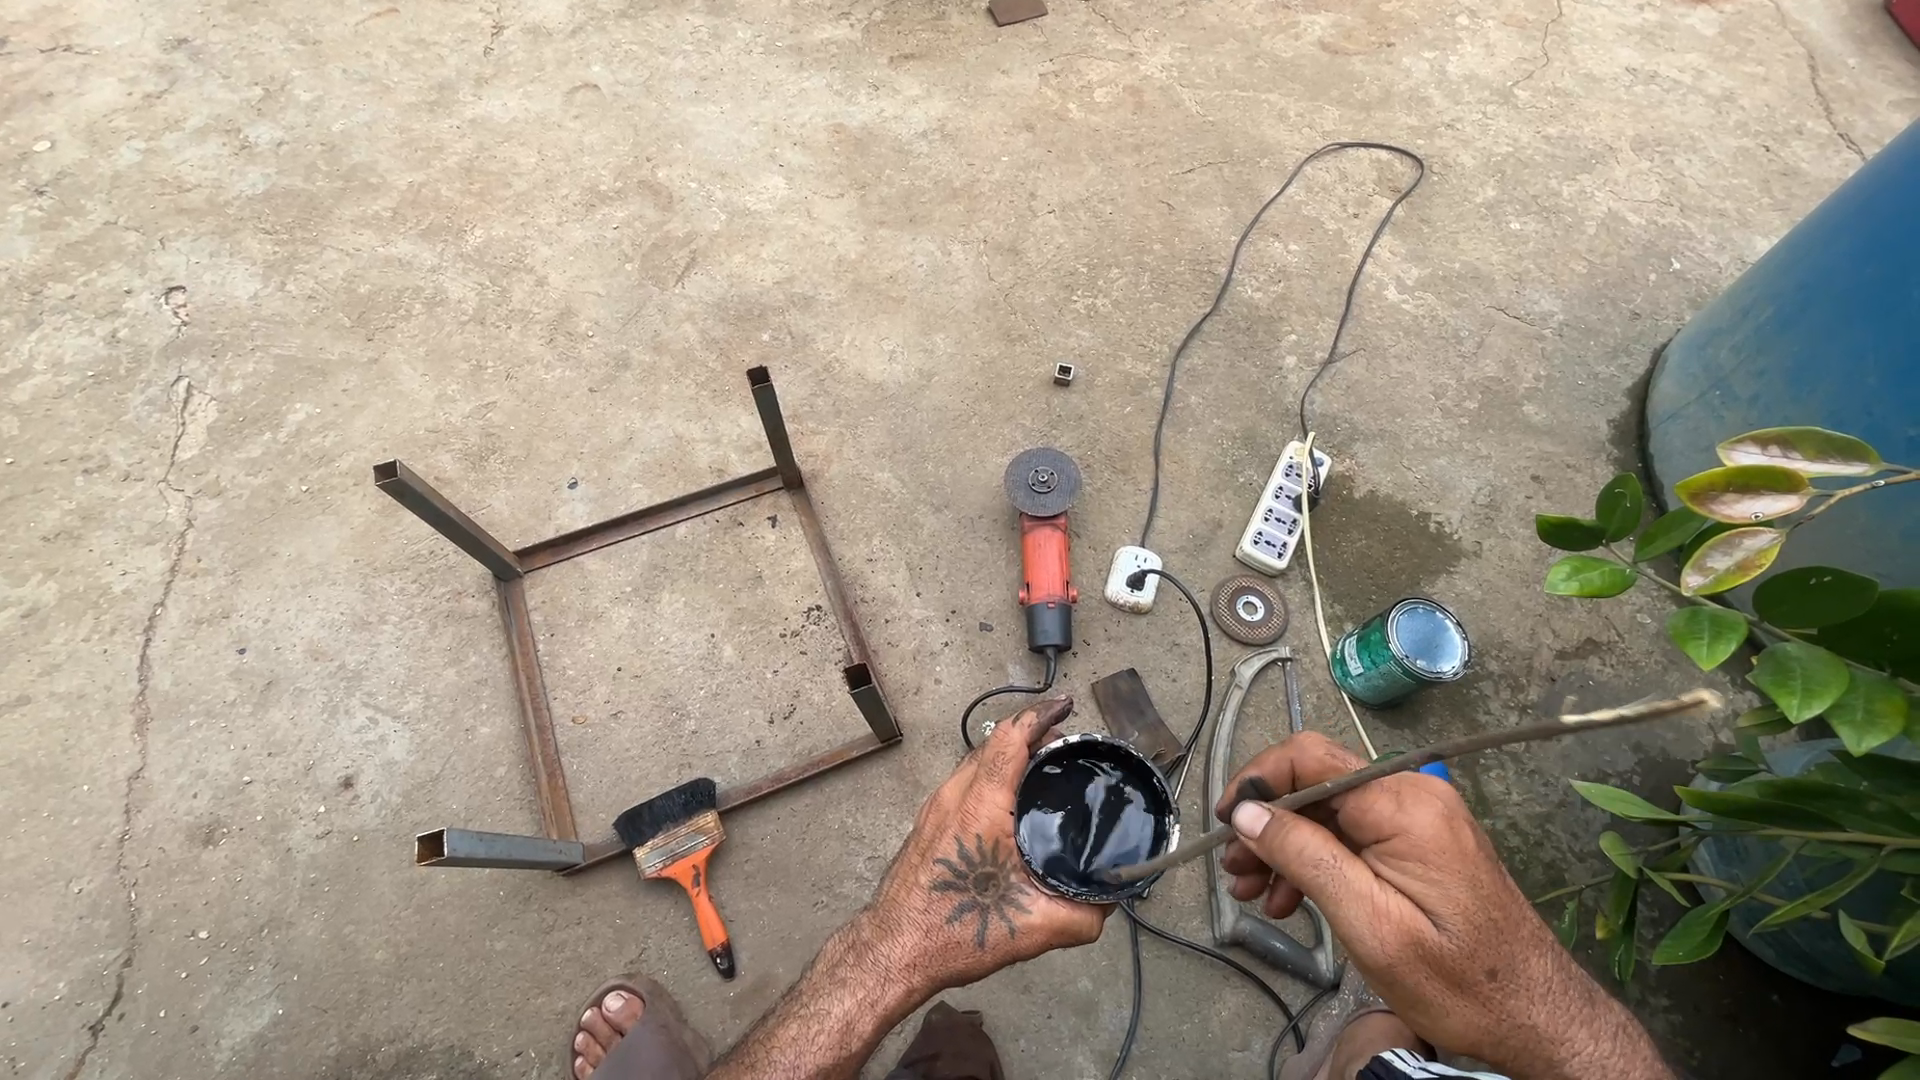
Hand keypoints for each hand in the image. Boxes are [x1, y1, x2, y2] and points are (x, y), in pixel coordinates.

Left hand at [864, 696, 1110, 993]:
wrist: (894, 948)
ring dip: (1008, 752)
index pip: (1012, 737)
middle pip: (994, 741)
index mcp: (982, 803)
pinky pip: (964, 779)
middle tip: (1064, 742)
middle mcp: (955, 793)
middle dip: (1031, 732)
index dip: (1042, 715)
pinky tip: (1007, 798)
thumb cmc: (957, 929)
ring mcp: (935, 805)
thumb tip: (1110, 900)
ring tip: (1040, 764)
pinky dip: (990, 772)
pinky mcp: (927, 820)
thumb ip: (1084, 913)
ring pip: (975, 759)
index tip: (1066, 707)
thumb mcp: (1035, 927)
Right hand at [1215, 732, 1671, 1079]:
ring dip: (1283, 844)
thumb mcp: (1370, 925)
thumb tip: (1246, 813)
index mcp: (1402, 803)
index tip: (1226, 822)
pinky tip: (1288, 895)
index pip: (1308, 758)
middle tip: (1233, 868)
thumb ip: (1305, 857)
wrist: (1541, 1022)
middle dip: (1265, 822)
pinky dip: (1313, 857)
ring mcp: (1415, 814)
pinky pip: (1349, 832)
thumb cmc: (1458, 983)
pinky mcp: (1416, 838)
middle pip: (1312, 782)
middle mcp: (1409, 792)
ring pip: (1325, 809)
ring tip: (1250, 887)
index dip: (1257, 781)